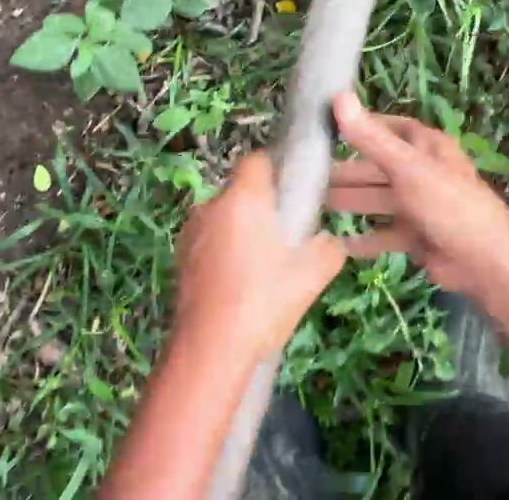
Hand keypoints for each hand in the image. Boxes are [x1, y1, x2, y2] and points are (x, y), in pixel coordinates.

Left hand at [174, 151, 346, 359]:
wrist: (210, 347)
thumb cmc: (263, 302)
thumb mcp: (311, 277)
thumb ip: (328, 249)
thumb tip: (330, 240)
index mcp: (244, 198)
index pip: (257, 160)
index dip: (275, 170)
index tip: (290, 192)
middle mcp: (212, 204)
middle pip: (240, 190)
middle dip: (259, 206)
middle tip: (281, 236)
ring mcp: (191, 229)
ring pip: (222, 216)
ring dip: (238, 229)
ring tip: (258, 265)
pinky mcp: (179, 254)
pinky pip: (207, 239)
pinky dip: (220, 250)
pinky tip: (235, 282)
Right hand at [325, 92, 508, 301]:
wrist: (487, 264)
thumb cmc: (448, 204)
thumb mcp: (406, 167)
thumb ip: (370, 138)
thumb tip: (338, 97)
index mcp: (426, 147)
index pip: (388, 128)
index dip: (361, 126)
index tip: (326, 127)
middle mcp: (422, 171)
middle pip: (377, 167)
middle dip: (346, 171)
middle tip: (308, 174)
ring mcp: (420, 205)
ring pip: (378, 199)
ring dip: (351, 201)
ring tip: (315, 204)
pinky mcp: (418, 236)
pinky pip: (385, 233)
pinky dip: (365, 238)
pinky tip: (339, 241)